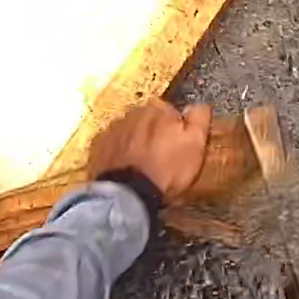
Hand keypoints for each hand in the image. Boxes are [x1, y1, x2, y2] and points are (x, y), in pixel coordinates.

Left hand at [86, 101, 212, 200]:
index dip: (177, 130)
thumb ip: (199, 119)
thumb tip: (200, 104)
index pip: (172, 112)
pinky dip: (119, 152)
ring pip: (130, 131)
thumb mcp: (195, 145)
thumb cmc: (167, 169)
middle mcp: (132, 112)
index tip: (178, 147)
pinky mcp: (98, 146)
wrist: (128, 194)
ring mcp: (112, 128)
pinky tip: (126, 167)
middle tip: (161, 158)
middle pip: (149, 120)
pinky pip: (114, 145)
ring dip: (136, 142)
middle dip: (155, 133)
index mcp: (158, 108)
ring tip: (142, 165)